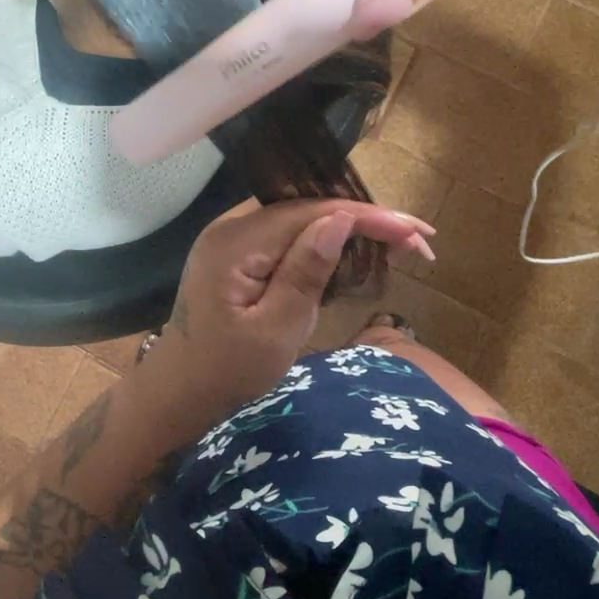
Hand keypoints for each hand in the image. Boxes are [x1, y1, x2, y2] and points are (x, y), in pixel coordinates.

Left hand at [139, 200, 435, 423]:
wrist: (180, 390)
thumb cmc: (228, 370)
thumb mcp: (276, 329)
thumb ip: (306, 272)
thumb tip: (340, 220)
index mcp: (235, 242)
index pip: (308, 212)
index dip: (364, 216)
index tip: (415, 233)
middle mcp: (230, 228)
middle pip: (304, 209)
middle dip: (362, 219)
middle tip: (418, 242)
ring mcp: (230, 239)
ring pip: (297, 219)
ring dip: (345, 228)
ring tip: (397, 246)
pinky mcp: (235, 254)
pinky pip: (284, 236)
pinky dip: (320, 241)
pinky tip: (353, 251)